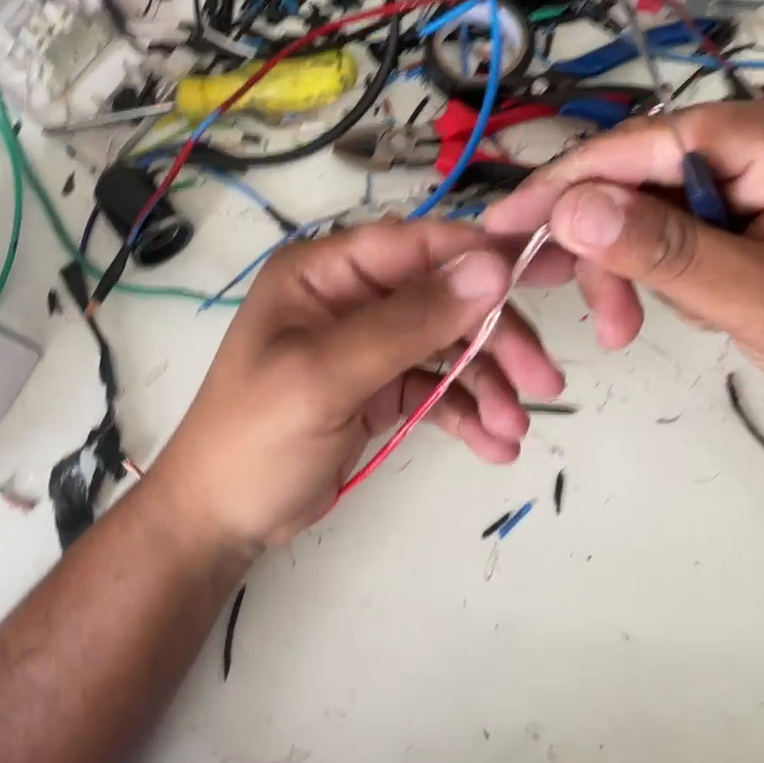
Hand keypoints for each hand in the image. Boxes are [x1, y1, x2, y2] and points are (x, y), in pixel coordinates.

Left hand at [145, 221, 564, 549]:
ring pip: (447, 345)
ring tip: (514, 431)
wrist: (219, 517)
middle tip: (544, 380)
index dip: (479, 257)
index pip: (415, 245)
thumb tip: (490, 268)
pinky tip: (493, 445)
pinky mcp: (377, 389)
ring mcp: (366, 346)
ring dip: (488, 384)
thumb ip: (406, 323)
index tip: (542, 277)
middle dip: (494, 337)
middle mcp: (349, 299)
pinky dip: (466, 412)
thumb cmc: (255, 438)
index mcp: (323, 273)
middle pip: (442, 297)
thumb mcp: (325, 377)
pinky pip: (435, 388)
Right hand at [484, 89, 763, 414]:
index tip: (503, 228)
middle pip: (643, 173)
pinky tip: (685, 306)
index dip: (567, 184)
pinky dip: (661, 267)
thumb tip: (570, 206)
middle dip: (605, 245)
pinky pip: (680, 220)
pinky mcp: (760, 194)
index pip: (647, 142)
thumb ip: (668, 253)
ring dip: (629, 265)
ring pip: (652, 201)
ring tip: (627, 328)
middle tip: (595, 323)